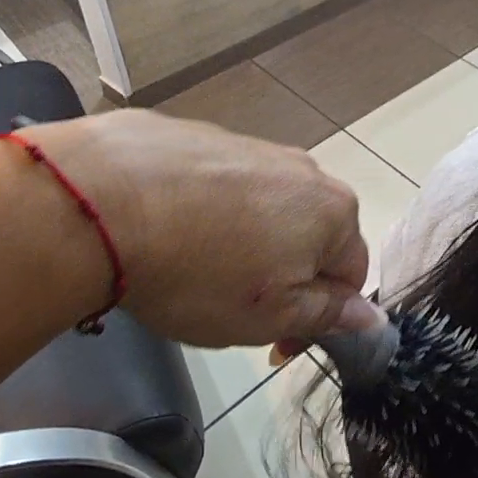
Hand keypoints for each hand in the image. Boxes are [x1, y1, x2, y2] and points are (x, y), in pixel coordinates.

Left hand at [24, 111, 379, 348]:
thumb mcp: (268, 317)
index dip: (319, 318)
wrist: (106, 198)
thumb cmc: (200, 271)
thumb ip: (326, 315)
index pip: (351, 275)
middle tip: (232, 307)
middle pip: (310, 235)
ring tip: (193, 266)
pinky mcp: (205, 135)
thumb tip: (371, 317)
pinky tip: (167, 229)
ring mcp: (255, 146)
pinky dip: (207, 209)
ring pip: (266, 206)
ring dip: (246, 240)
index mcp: (333, 212)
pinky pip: (222, 182)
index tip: (274, 343)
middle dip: (283, 273)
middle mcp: (305, 170)